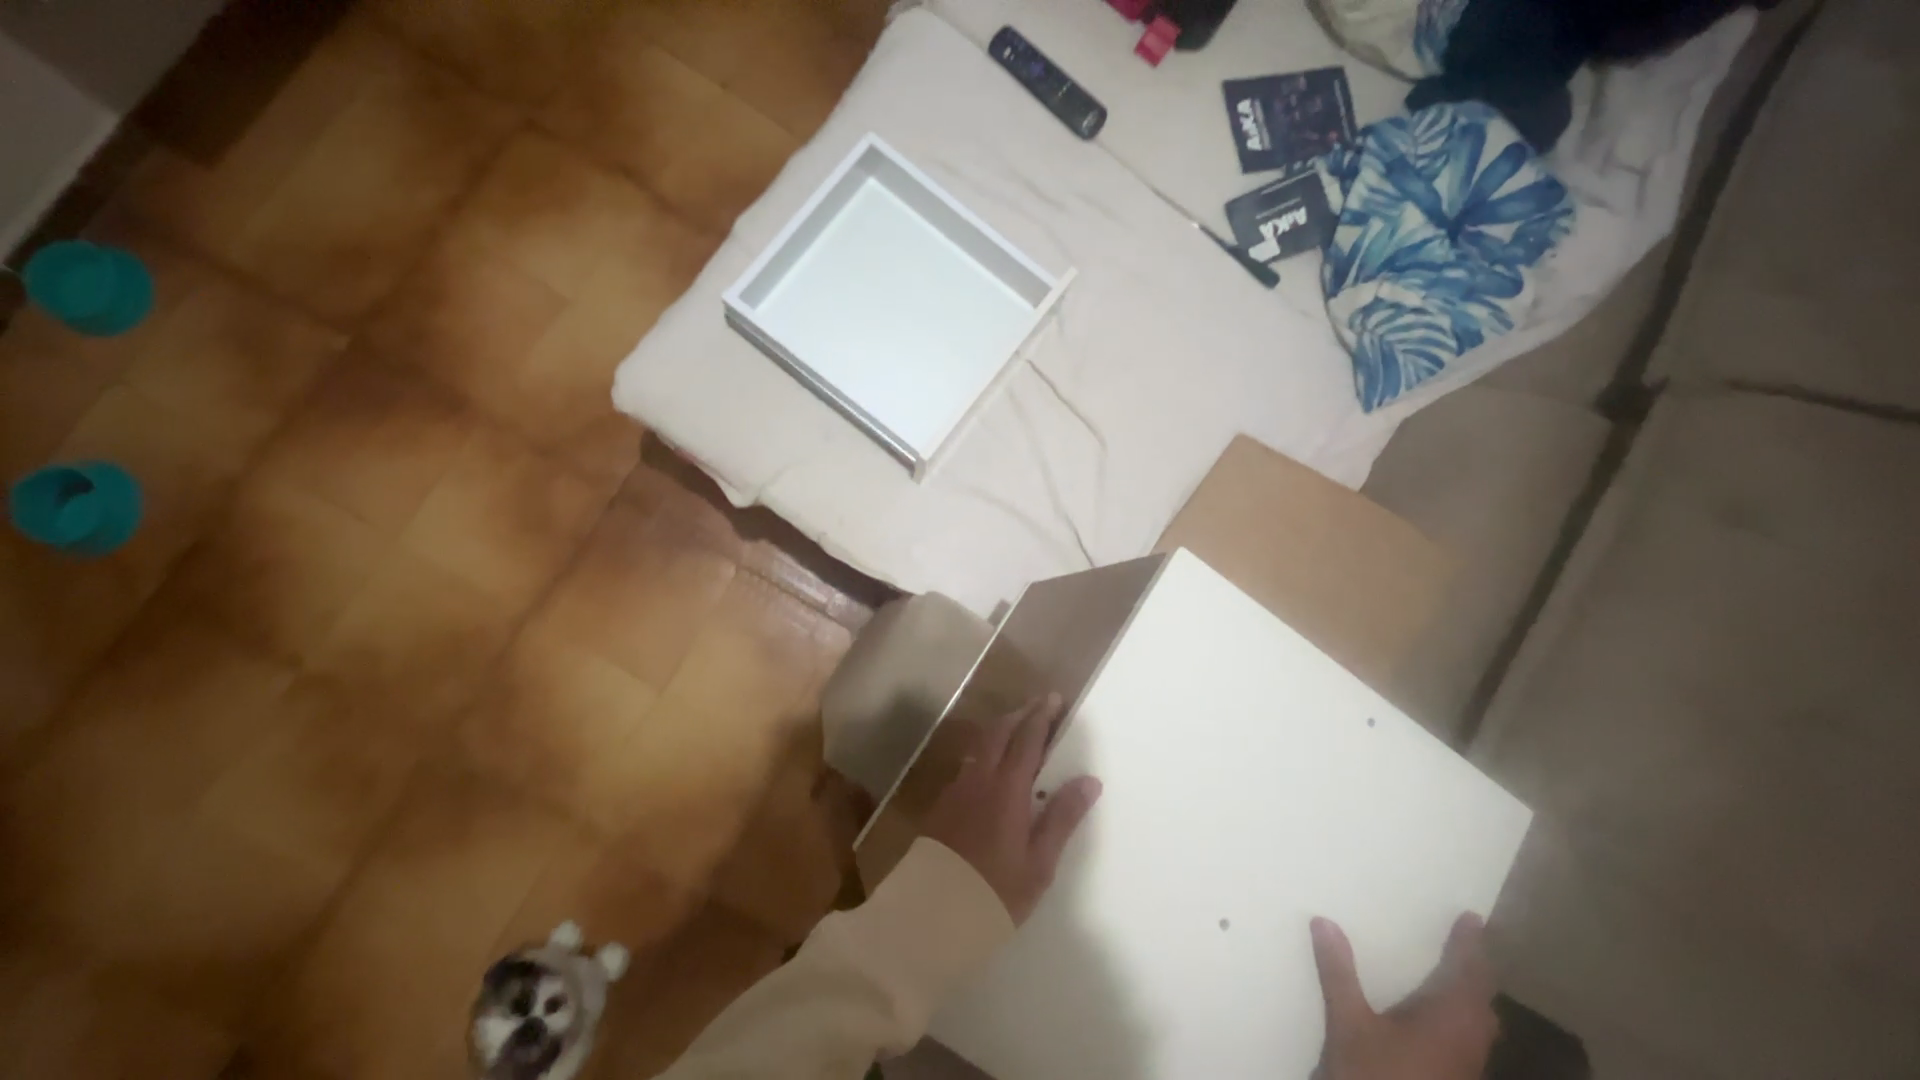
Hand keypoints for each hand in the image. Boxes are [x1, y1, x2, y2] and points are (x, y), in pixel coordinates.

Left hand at [923, 695, 1102, 923]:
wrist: (934, 913)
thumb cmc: (995, 891)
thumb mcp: (1038, 863)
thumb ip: (1061, 818)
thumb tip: (1088, 781)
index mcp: (1007, 790)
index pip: (1026, 740)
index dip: (1041, 717)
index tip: (1054, 699)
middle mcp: (978, 780)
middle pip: (998, 734)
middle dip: (1019, 716)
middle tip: (1038, 706)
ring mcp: (955, 792)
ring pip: (979, 748)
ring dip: (999, 731)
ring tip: (1015, 729)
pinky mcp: (941, 807)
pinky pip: (966, 766)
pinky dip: (983, 754)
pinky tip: (989, 767)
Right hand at [1311, 914, 1498, 1079]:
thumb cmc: (1376, 1077)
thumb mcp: (1349, 1024)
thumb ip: (1339, 974)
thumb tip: (1325, 922)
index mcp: (1450, 1019)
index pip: (1470, 972)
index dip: (1470, 945)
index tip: (1470, 918)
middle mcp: (1469, 1041)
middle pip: (1481, 999)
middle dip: (1473, 971)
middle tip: (1461, 945)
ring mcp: (1467, 1067)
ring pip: (1478, 1024)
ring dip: (1468, 998)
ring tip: (1449, 979)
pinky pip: (1468, 1040)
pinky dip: (1458, 1020)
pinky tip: (1435, 1023)